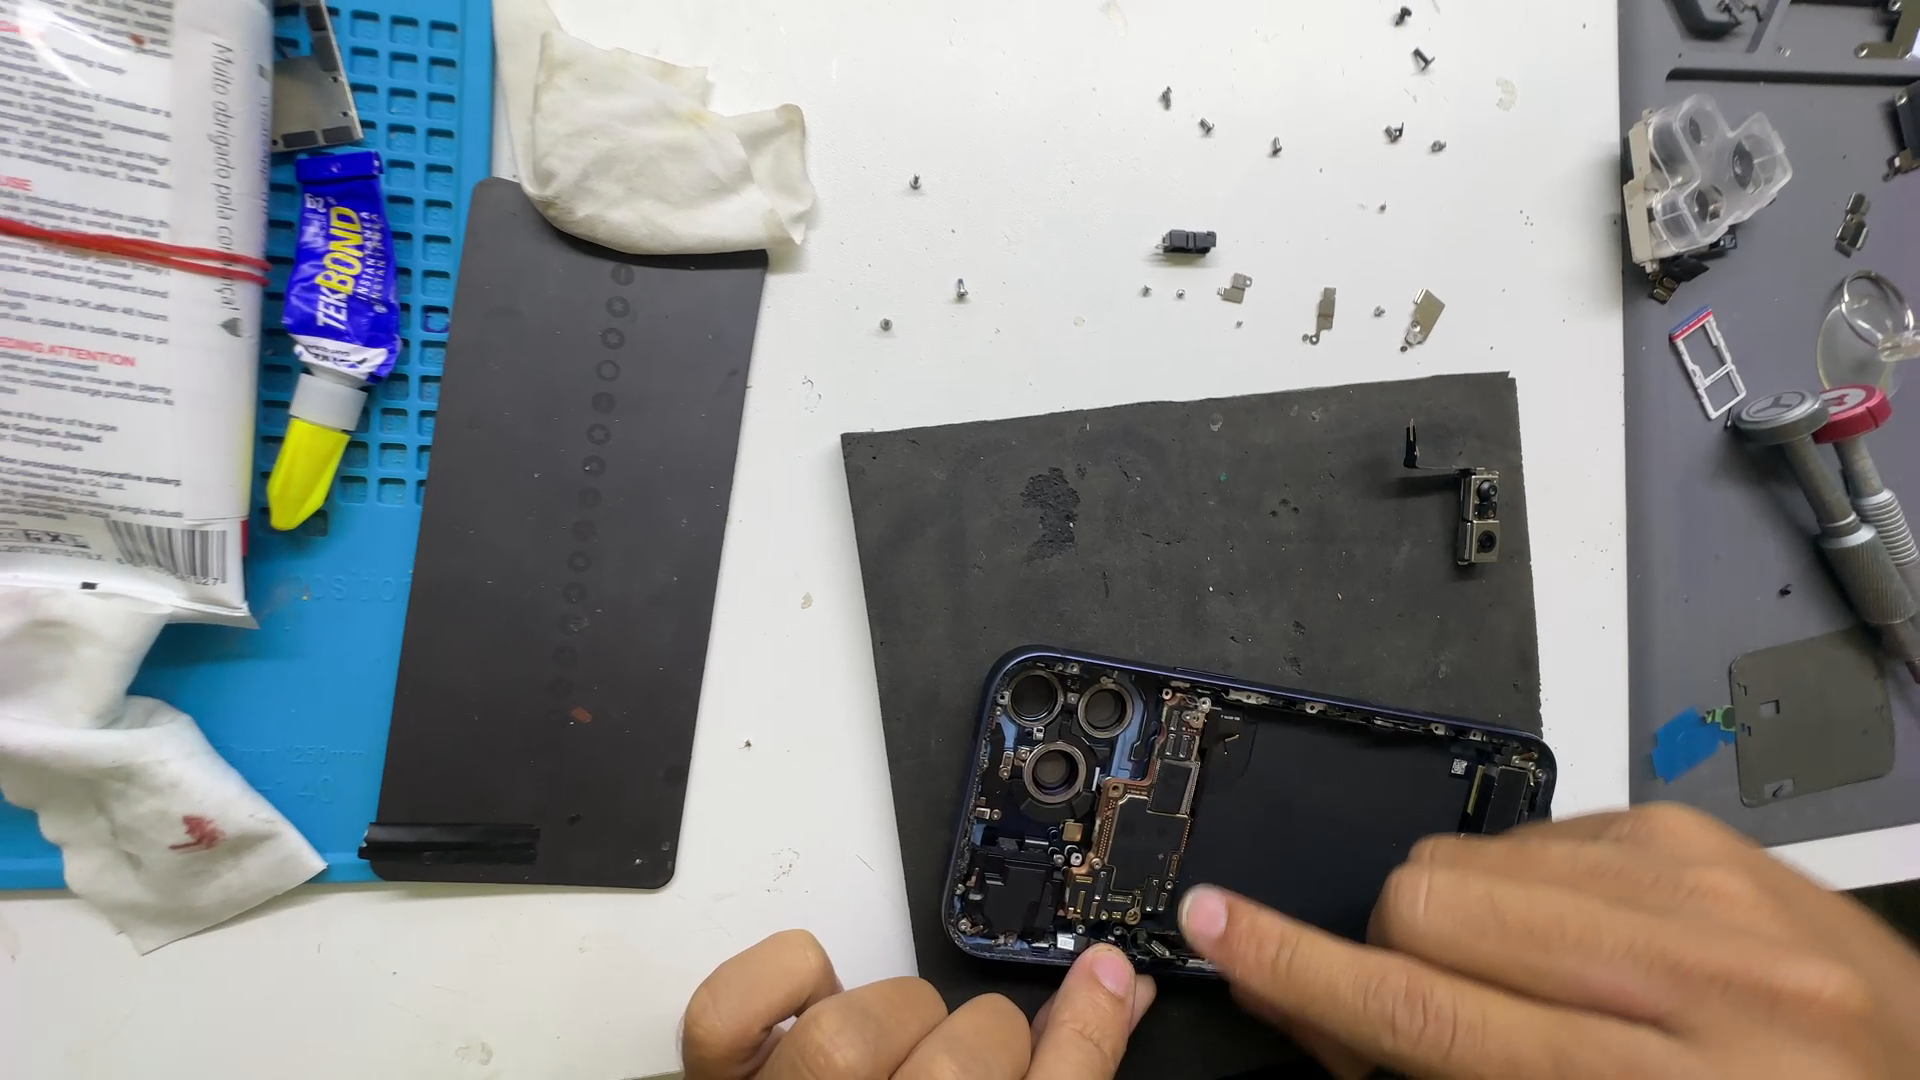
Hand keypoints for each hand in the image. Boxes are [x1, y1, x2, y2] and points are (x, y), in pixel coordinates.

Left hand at [681, 929, 1155, 1078]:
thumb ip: (1055, 1079)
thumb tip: (1107, 996)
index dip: (1084, 1041)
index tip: (1110, 984)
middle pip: (962, 1062)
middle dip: (988, 1046)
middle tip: (972, 1065)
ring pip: (855, 1032)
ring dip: (899, 1017)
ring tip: (896, 1052)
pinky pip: (731, 1009)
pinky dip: (783, 979)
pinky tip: (813, 998)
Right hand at [1178, 803, 1919, 1078]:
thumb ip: (1428, 1061)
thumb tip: (1296, 991)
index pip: (1429, 1011)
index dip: (1299, 965)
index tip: (1213, 919)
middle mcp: (1703, 977)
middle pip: (1424, 904)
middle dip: (1397, 947)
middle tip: (1440, 994)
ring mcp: (1700, 885)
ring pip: (1456, 858)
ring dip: (1458, 915)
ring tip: (1535, 967)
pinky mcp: (1687, 830)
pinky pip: (1520, 831)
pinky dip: (1521, 884)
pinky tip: (1586, 931)